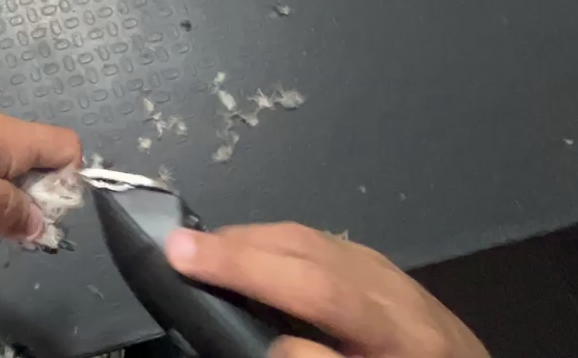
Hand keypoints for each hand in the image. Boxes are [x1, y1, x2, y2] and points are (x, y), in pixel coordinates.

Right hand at [166, 224, 487, 357]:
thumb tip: (272, 341)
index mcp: (403, 336)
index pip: (320, 291)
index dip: (251, 275)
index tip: (190, 267)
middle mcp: (394, 292)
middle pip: (307, 252)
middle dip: (236, 247)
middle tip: (174, 246)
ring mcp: (387, 272)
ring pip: (307, 237)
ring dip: (247, 239)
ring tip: (199, 249)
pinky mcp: (375, 264)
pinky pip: (313, 240)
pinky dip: (269, 241)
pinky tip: (243, 252)